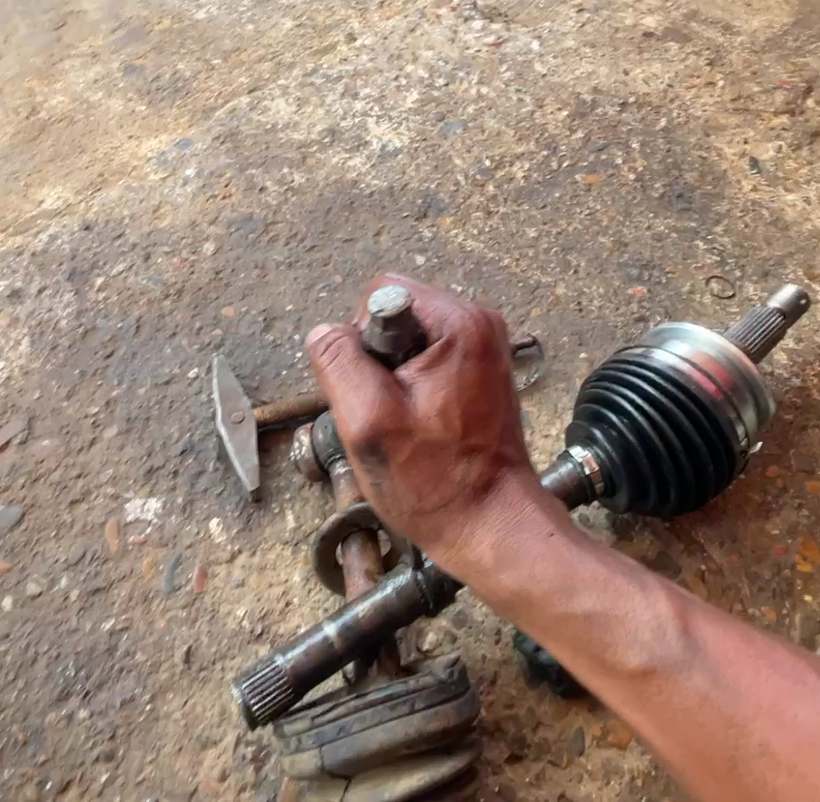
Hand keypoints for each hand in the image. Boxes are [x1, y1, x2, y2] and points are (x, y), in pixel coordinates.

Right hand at [306, 276, 550, 563]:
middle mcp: (480, 324)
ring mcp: (485, 348)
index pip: (382, 293)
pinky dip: (414, 387)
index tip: (376, 390)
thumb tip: (325, 332)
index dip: (362, 341)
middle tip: (389, 412)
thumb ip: (338, 362)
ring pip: (410, 340)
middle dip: (378, 360)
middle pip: (398, 314)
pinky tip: (421, 425)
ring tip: (407, 423)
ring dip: (393, 378)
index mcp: (460, 323)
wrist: (494, 525)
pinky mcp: (484, 371)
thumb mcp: (367, 420)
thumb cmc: (437, 482)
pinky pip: (429, 359)